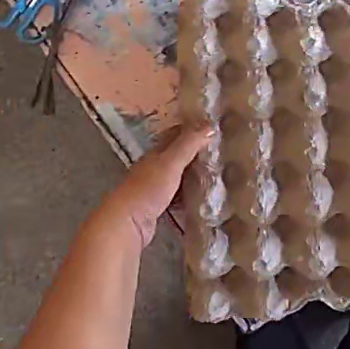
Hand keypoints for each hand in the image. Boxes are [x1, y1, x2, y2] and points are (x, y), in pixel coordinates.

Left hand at [91, 124, 214, 248]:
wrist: (126, 224)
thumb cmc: (147, 189)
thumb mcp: (170, 162)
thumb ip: (189, 144)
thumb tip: (211, 124)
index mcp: (156, 153)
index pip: (177, 134)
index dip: (194, 128)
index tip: (216, 127)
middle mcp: (155, 167)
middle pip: (180, 154)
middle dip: (199, 151)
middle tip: (223, 150)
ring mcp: (156, 187)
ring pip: (181, 174)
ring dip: (196, 173)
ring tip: (219, 172)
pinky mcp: (159, 206)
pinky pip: (180, 194)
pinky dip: (192, 193)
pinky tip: (205, 196)